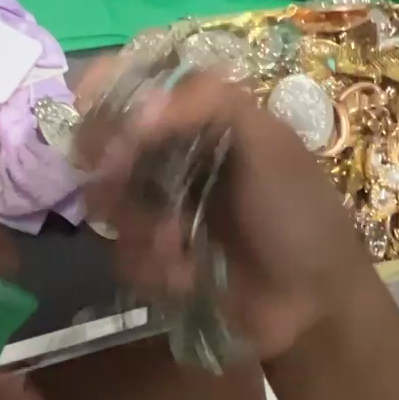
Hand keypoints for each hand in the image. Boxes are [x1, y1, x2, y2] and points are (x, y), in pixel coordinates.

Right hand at [81, 72, 382, 359]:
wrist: (313, 304)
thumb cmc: (297, 217)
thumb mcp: (268, 145)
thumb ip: (208, 104)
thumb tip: (137, 109)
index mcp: (207, 125)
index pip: (141, 94)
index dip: (108, 99)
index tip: (85, 112)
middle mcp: (179, 163)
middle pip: (111, 152)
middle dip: (114, 174)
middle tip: (118, 186)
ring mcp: (166, 213)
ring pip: (111, 208)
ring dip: (137, 229)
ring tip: (175, 248)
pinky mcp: (160, 261)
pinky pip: (124, 256)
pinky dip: (150, 268)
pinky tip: (185, 278)